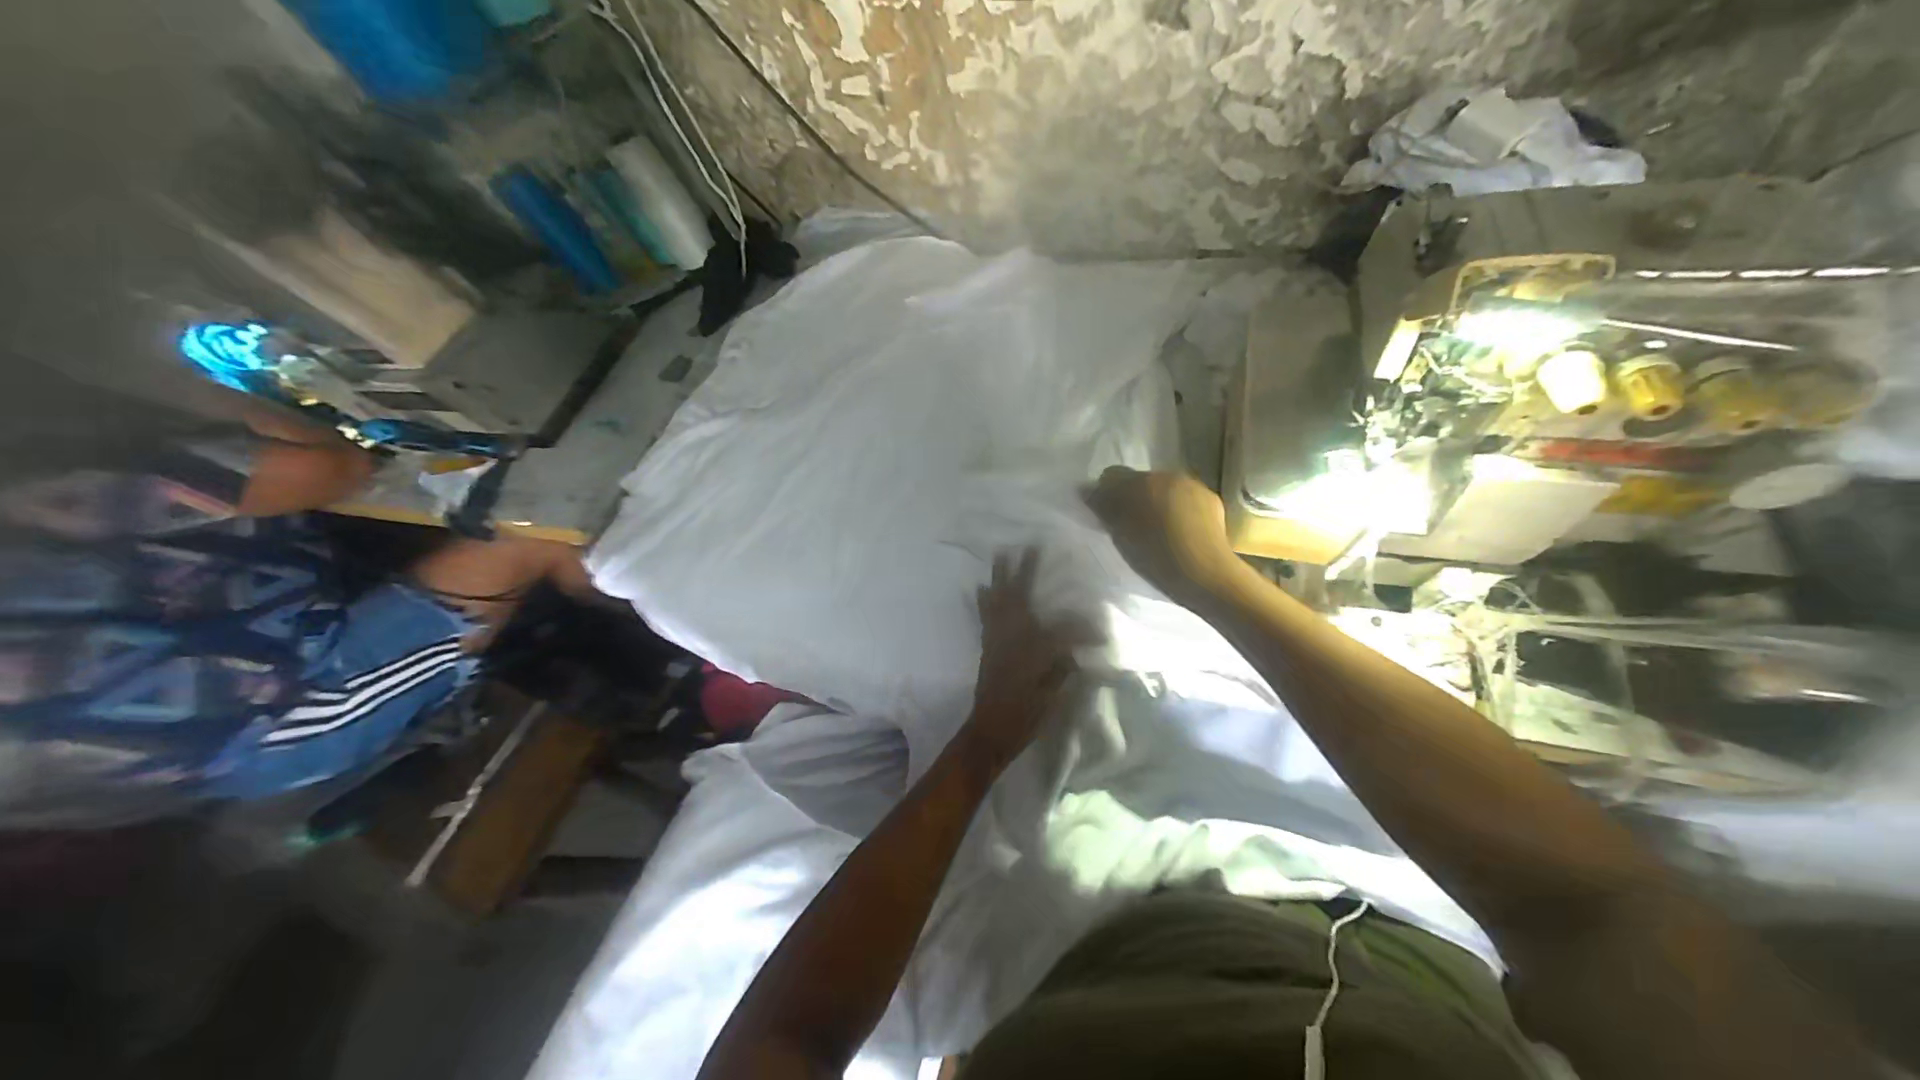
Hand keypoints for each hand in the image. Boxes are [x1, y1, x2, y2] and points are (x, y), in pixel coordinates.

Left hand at [961, 548, 1096, 773]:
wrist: (989, 731)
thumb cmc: (1024, 715)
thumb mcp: (1052, 692)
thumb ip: (1064, 665)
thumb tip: (1077, 648)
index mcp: (1033, 647)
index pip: (1063, 629)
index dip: (1084, 628)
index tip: (1102, 629)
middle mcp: (1012, 636)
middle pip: (1019, 596)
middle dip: (1024, 571)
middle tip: (1028, 547)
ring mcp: (996, 638)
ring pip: (998, 600)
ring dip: (1001, 577)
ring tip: (1001, 555)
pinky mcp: (987, 646)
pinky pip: (986, 615)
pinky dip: (985, 599)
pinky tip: (981, 588)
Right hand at [1085, 467, 1240, 606]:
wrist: (1204, 574)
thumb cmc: (1154, 556)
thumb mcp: (1119, 534)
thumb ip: (1103, 507)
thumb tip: (1088, 490)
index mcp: (1138, 482)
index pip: (1111, 476)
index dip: (1106, 494)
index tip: (1106, 517)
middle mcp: (1166, 475)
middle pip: (1141, 482)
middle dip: (1135, 498)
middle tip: (1133, 528)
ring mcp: (1193, 486)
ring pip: (1167, 490)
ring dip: (1160, 504)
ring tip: (1160, 533)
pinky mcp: (1212, 501)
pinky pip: (1188, 500)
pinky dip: (1181, 512)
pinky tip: (1182, 535)